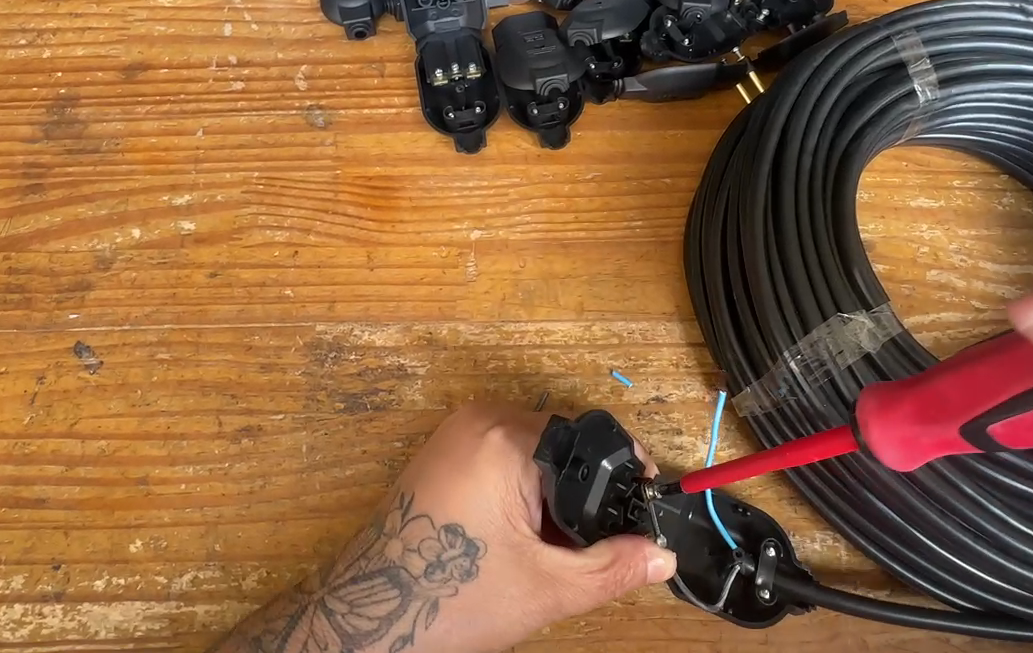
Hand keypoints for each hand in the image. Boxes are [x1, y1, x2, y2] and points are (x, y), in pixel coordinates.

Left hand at [218, 403, 674, 652]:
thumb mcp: (544, 589)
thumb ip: (611, 567)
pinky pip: (503, 448)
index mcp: (506, 440)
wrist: (369, 614)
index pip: (586, 445)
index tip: (637, 507)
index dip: (617, 478)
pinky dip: (520, 481)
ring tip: (544, 539)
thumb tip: (663, 554)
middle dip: (579, 492)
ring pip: (533, 446)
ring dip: (549, 488)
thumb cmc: (451, 599)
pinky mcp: (445, 443)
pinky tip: (514, 527)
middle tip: (579, 541)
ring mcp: (459, 427)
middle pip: (560, 444)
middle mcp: (482, 417)